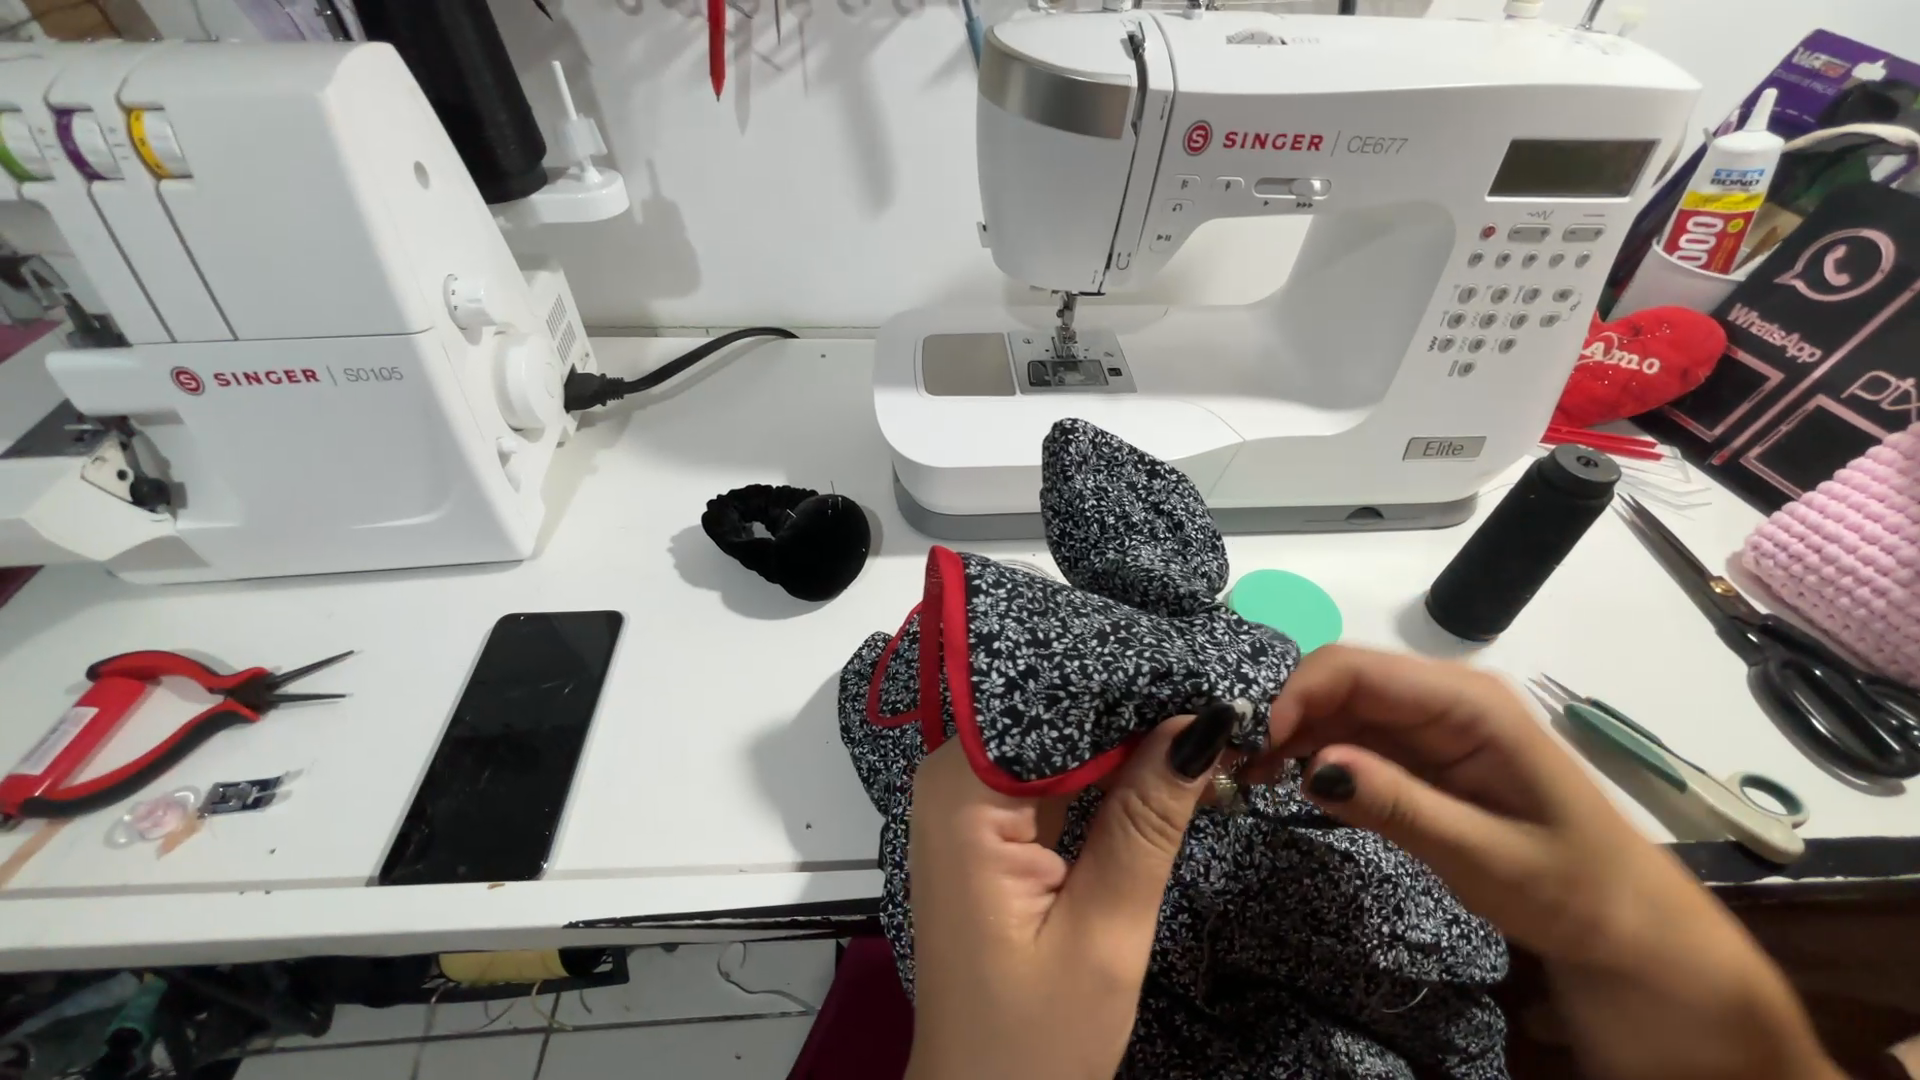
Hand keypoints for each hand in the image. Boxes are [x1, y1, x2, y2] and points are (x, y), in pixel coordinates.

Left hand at [904, 706, 1235, 1079]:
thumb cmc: (1033, 1040)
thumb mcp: (1104, 934)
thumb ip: (1146, 821)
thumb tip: (1200, 724)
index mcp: (963, 792)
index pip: (1051, 704)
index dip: (1128, 688)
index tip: (1203, 674)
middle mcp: (952, 776)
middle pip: (1050, 716)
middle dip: (1131, 709)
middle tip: (1219, 698)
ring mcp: (966, 798)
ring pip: (1056, 741)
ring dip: (1124, 738)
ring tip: (1203, 718)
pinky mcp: (986, 821)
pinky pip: (1050, 774)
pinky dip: (1104, 770)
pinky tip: (1159, 762)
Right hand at [1252, 645, 1841, 1079]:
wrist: (1629, 931)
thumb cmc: (1574, 890)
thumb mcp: (1487, 856)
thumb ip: (1400, 806)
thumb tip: (1314, 766)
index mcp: (1467, 703)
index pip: (1358, 669)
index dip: (1298, 694)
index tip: (1260, 746)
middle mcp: (1441, 698)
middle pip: (1338, 680)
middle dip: (1284, 713)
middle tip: (1243, 765)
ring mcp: (1427, 724)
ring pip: (1335, 706)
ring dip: (1290, 734)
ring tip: (1253, 776)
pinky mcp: (1417, 752)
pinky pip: (1349, 736)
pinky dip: (1311, 754)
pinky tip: (1286, 781)